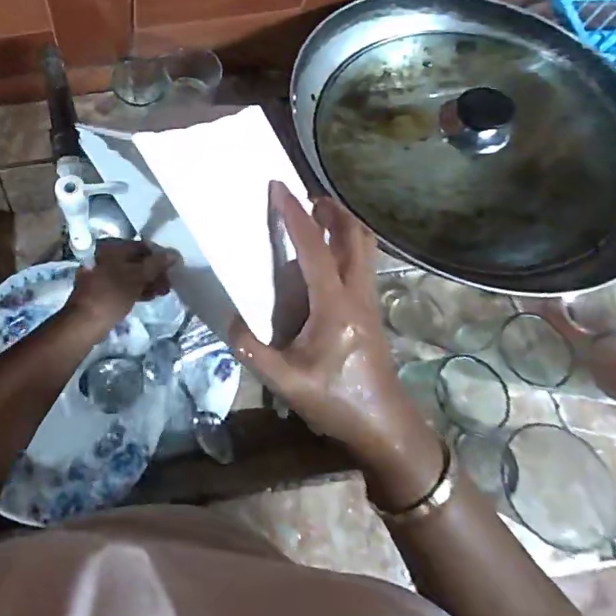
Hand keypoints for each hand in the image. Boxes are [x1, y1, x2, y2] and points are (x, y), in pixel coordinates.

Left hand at [67, 240, 176, 327]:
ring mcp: (102, 274)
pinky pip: (124, 285)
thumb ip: (155, 264)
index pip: (141, 246)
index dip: (158, 256)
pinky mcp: (102, 290)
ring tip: (163, 292)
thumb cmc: (111, 294)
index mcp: (111, 249)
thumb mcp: (136, 277)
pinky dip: (137, 289)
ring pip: (130, 274)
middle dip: (154, 271)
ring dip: (147, 281)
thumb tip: (174, 253)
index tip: (172, 268)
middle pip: (136, 260)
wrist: (84, 322)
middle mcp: (105, 257)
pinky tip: (149, 297)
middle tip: (169, 284)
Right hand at [226, 183, 434, 468]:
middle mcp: (357, 294)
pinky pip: (362, 261)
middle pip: (355, 235)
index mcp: (335, 306)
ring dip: (342, 223)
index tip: (278, 187)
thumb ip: (251, 349)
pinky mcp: (371, 309)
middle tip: (302, 197)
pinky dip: (345, 243)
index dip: (295, 215)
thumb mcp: (285, 380)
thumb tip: (229, 318)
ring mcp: (369, 300)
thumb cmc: (336, 402)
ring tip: (313, 215)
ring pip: (364, 246)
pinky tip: (323, 254)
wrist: (386, 428)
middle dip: (330, 209)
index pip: (315, 248)